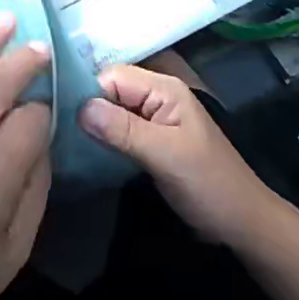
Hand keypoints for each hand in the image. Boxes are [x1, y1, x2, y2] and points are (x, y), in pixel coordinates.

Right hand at [78, 64, 276, 245]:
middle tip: (57, 132)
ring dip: (92, 124)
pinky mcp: (149, 139)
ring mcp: (153, 117)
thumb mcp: (165, 156)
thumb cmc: (208, 185)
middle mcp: (156, 95)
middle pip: (109, 90)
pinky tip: (85, 150)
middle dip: (86, 107)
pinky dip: (102, 137)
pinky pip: (118, 128)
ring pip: (111, 109)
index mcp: (163, 88)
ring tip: (64, 141)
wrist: (242, 223)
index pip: (112, 76)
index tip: (61, 118)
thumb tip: (79, 108)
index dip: (87, 93)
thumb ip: (123, 130)